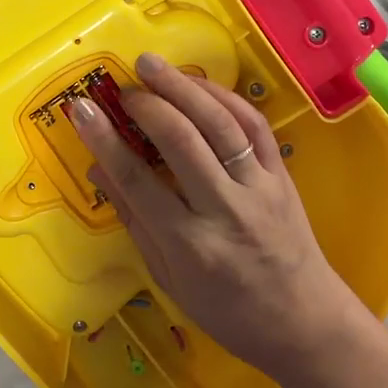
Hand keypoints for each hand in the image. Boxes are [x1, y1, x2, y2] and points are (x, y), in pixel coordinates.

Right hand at [69, 54, 359, 380]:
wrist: (305, 322)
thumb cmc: (228, 310)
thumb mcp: (169, 279)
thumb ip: (133, 221)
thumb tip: (98, 169)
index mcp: (191, 246)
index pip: (137, 181)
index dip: (104, 140)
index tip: (81, 108)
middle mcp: (225, 210)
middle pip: (180, 141)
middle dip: (146, 104)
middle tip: (122, 86)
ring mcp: (258, 188)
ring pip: (218, 124)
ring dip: (181, 87)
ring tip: (151, 65)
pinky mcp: (281, 174)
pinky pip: (253, 124)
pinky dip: (223, 95)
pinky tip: (196, 83)